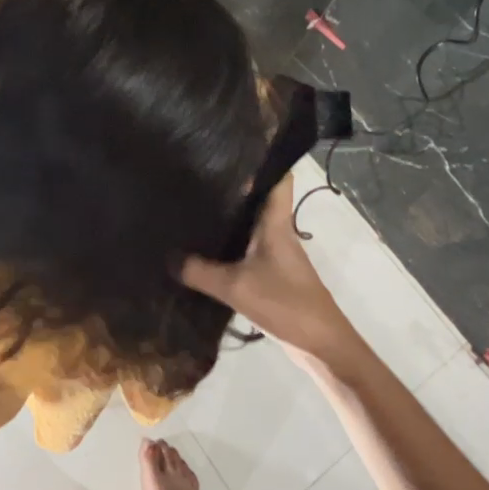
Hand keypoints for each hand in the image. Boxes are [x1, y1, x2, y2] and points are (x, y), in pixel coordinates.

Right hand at [179, 174, 358, 362]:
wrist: (322, 346)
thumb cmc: (286, 304)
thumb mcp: (235, 286)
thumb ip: (199, 271)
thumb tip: (166, 257)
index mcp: (277, 223)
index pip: (278, 178)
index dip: (264, 158)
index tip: (237, 143)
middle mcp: (279, 232)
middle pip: (260, 198)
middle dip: (235, 185)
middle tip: (199, 171)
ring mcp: (278, 255)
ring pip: (253, 224)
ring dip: (232, 215)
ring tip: (196, 203)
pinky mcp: (274, 276)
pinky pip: (249, 248)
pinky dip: (231, 243)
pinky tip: (207, 248)